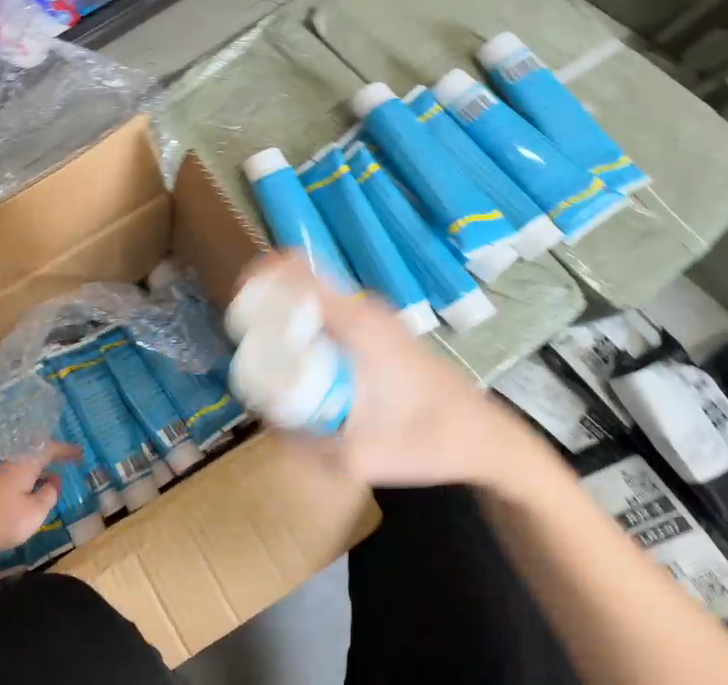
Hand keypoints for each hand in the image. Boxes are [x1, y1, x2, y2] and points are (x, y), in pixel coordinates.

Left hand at [0, 444, 80, 569]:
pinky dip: (32, 478)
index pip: (48, 449)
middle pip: (36, 452)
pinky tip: (35, 492)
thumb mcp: (34, 513)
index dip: (65, 450)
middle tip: (71, 460)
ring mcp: (0, 475)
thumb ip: (48, 495)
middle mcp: (11, 464)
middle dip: (54, 455)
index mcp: (23, 465)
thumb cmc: (2, 522)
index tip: (80, 454)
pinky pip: (19, 474)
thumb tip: (53, 482)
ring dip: (43, 469)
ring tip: (57, 480)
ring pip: (27, 465)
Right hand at [241, 253, 542, 490]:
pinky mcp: (379, 329)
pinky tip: (304, 366)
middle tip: (249, 345)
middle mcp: (364, 309)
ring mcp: (374, 316)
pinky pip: (329, 313)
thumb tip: (264, 421)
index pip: (297, 271)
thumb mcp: (361, 456)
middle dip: (267, 306)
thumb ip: (308, 444)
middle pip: (299, 282)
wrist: (488, 440)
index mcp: (357, 323)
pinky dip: (307, 328)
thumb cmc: (429, 441)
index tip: (238, 309)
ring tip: (271, 358)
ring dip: (287, 318)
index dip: (260, 278)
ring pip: (314, 298)